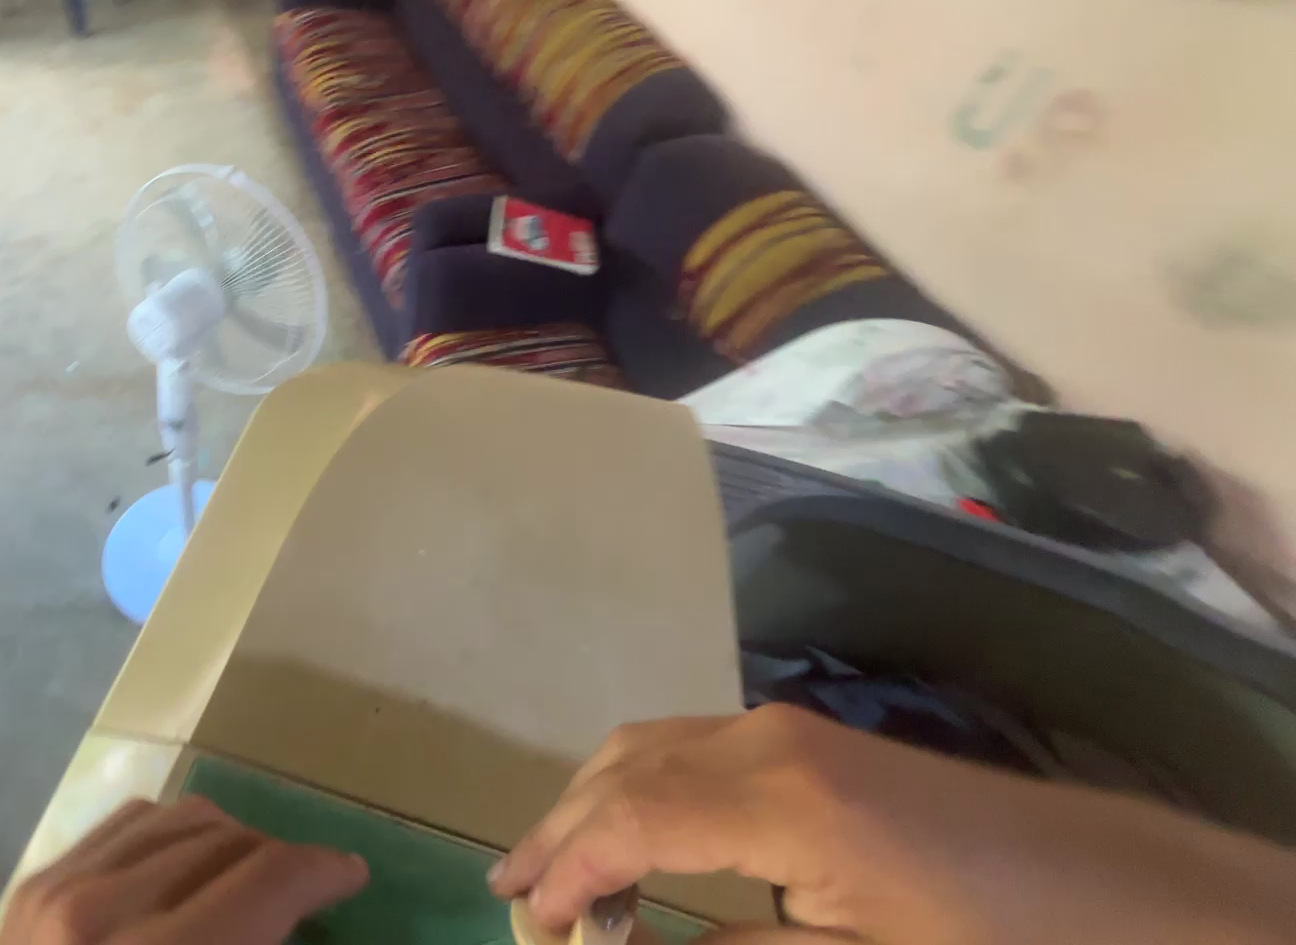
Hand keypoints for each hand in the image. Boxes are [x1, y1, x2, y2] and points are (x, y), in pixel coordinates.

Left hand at [5, 795, 367, 944]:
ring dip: (231, 841)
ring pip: (185, 816)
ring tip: (244, 877)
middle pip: (232, 839)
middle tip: (297, 893)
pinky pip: (134, 819)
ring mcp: (61, 890)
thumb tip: (305, 917)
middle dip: (280, 860)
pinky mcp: (35, 883)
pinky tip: (185, 867)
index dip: (324, 870)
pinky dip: (175, 835)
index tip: (350, 875)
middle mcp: (104, 914)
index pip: (269, 878)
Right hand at [488, 704, 1295, 944]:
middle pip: (626, 767)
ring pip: (645, 743)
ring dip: (590, 797)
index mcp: (782, 800)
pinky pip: (680, 743)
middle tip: (511, 884)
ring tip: (550, 854)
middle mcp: (760, 739)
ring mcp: (774, 726)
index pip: (636, 818)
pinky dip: (632, 782)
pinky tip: (623, 821)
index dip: (571, 866)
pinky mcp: (792, 735)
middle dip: (561, 826)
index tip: (526, 915)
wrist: (1132, 896)